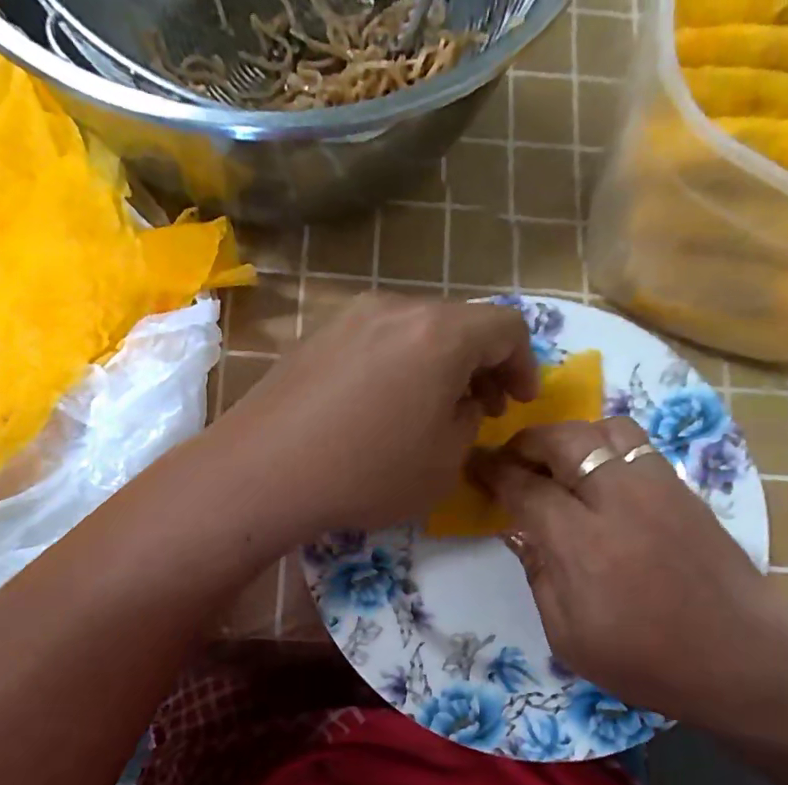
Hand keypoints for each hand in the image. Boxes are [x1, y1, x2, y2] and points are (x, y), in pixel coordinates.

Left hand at [214, 295, 535, 534]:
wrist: (263, 472)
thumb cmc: (368, 472)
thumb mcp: (445, 462)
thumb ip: (469, 422)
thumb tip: (461, 402)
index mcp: (441, 332)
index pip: (506, 328)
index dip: (524, 364)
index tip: (520, 402)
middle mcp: (396, 308)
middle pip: (459, 323)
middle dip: (481, 365)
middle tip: (483, 408)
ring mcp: (349, 317)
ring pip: (416, 330)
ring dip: (439, 364)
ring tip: (433, 409)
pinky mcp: (316, 336)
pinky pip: (376, 340)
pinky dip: (399, 364)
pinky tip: (384, 406)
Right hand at [473, 417, 787, 727]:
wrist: (742, 661)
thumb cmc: (647, 662)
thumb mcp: (569, 637)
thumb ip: (539, 575)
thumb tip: (519, 532)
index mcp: (583, 544)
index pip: (526, 488)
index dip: (493, 473)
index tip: (475, 466)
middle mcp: (620, 500)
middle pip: (565, 440)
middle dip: (528, 442)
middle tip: (511, 459)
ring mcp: (659, 488)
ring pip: (607, 429)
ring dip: (572, 437)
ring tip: (557, 463)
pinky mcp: (686, 491)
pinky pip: (639, 446)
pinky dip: (607, 446)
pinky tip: (600, 477)